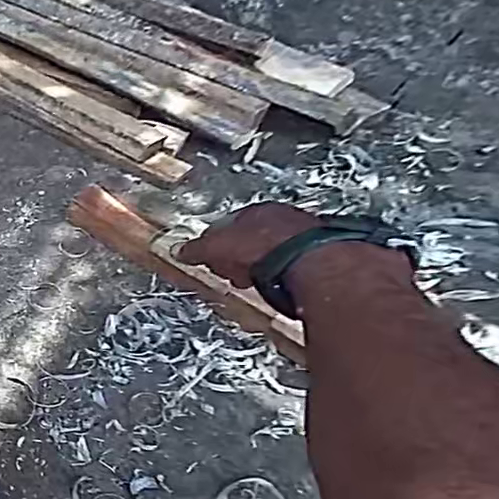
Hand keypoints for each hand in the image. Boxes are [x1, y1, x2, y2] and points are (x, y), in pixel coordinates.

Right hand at [175, 201, 322, 286]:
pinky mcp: (320, 256)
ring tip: (253, 283)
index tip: (211, 258)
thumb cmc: (262, 248)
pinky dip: (281, 276)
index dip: (216, 243)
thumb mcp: (216, 249)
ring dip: (261, 267)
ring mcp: (304, 235)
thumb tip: (178, 250)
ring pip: (274, 251)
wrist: (309, 263)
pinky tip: (276, 287)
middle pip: (253, 237)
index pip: (228, 225)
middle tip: (230, 273)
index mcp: (255, 211)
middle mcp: (282, 217)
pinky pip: (292, 266)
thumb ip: (196, 249)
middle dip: (239, 256)